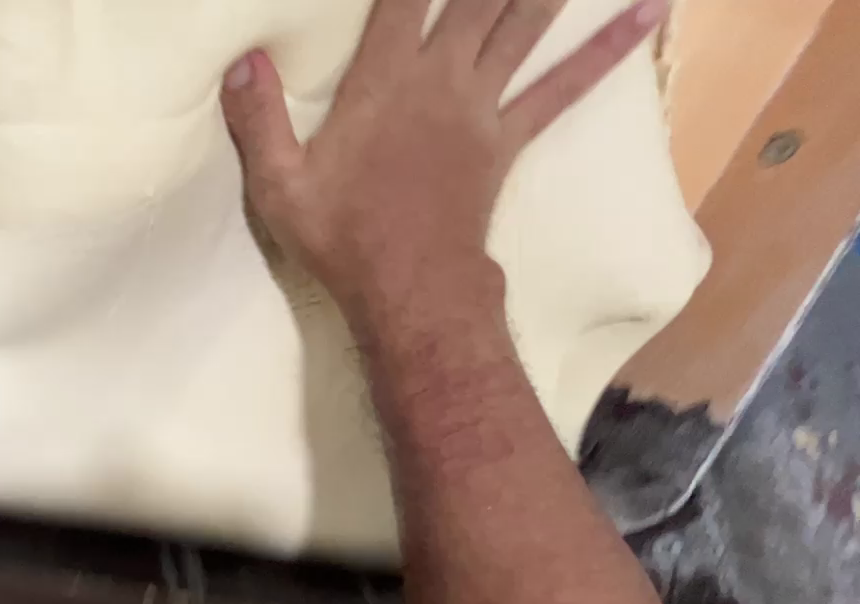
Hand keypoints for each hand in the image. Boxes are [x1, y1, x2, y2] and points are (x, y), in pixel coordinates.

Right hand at [221, 0, 665, 340]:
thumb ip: (259, 123)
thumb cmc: (337, 235)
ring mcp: (480, 106)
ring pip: (524, 21)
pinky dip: (609, 48)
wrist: (406, 283)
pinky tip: (652, 10)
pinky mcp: (506, 140)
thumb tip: (242, 61)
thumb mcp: (278, 186)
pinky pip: (564, 86)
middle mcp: (438, 79)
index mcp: (381, 85)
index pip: (399, 1)